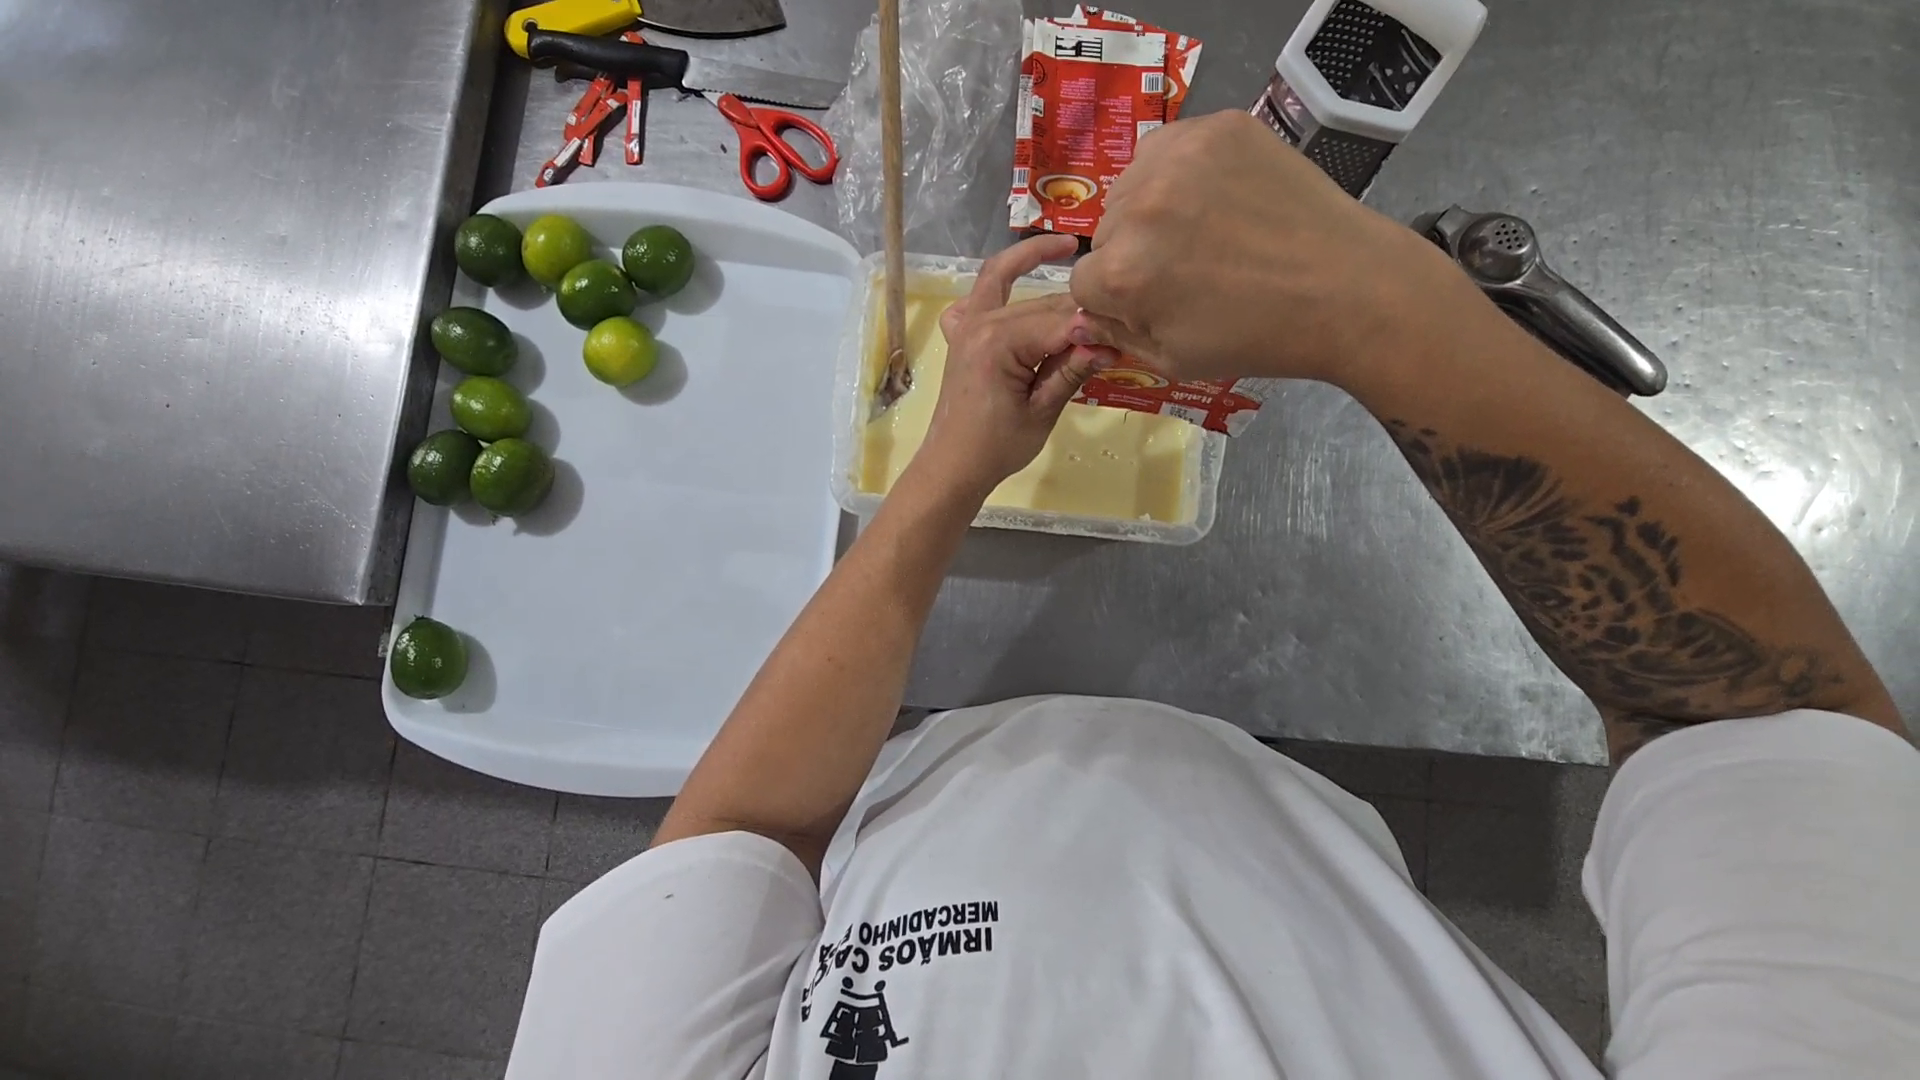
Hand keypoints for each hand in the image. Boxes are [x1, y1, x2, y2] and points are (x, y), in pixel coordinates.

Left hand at [909, 235, 1117, 499]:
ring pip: (1008, 285)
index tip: (1127, 331)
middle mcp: (979, 322)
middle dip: (1077, 306)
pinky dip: (996, 282)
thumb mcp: (1042, 412)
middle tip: (1115, 308)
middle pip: (1040, 302)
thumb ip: (1071, 370)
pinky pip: (978, 295)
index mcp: (998, 341)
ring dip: (1036, 271)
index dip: (1095, 326)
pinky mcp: (960, 334)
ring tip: (1070, 248)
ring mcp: (965, 325)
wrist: (952, 466)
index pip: (1060, 321)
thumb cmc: (997, 447)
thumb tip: (1109, 343)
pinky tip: (1018, 277)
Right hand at [1067, 110, 1476, 387]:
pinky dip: (1177, 174)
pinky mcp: (1216, 129)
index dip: (1115, 299)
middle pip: (1102, 234)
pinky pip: (1164, 150)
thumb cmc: (1255, 338)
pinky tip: (1214, 198)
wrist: (1345, 289)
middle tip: (1183, 270)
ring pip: (1128, 189)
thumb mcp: (1171, 360)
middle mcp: (1138, 209)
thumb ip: (1116, 335)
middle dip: (1129, 255)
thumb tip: (1082, 316)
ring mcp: (1179, 159)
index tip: (1152, 302)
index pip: (1082, 282)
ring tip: (1201, 232)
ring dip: (1149, 212)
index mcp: (1124, 273)